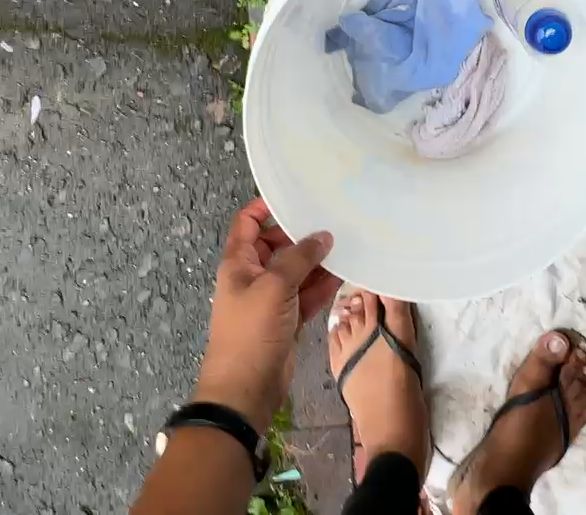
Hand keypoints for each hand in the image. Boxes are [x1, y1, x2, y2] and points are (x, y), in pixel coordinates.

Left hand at [192, 199, 340, 431]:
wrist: (245, 391)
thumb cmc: (251, 331)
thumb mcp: (274, 287)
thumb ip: (300, 258)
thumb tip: (324, 236)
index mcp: (239, 263)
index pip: (248, 222)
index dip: (265, 206)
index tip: (295, 194)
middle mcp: (254, 276)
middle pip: (278, 244)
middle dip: (302, 233)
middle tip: (333, 217)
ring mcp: (272, 298)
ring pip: (297, 269)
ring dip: (317, 259)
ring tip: (346, 241)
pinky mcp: (288, 318)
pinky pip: (307, 292)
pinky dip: (323, 283)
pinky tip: (345, 271)